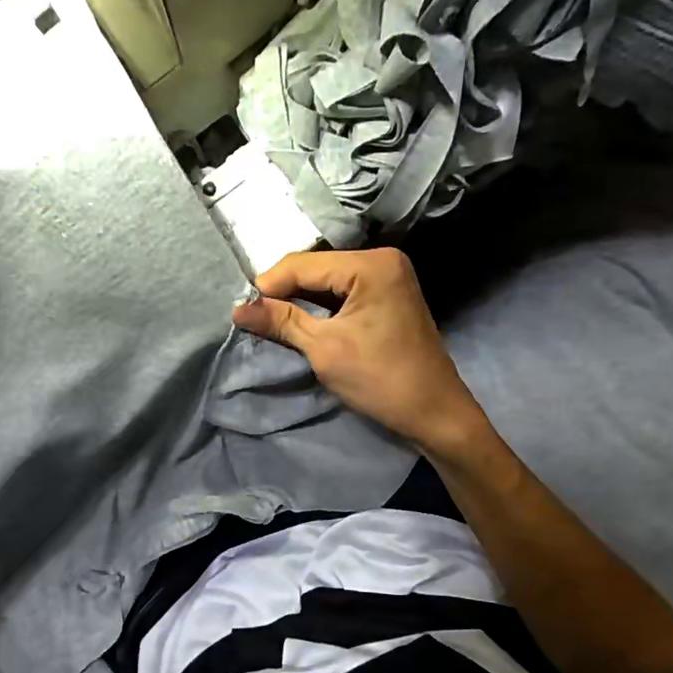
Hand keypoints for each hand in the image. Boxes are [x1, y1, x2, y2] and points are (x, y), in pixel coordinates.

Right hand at [232, 249, 488, 453]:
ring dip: (301, 300)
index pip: (304, 265)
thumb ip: (281, 322)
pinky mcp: (390, 295)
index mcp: (371, 264)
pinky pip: (346, 292)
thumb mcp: (324, 349)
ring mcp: (390, 277)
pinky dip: (323, 307)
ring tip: (271, 321)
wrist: (435, 412)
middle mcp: (383, 259)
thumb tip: (237, 309)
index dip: (268, 286)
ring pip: (329, 281)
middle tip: (253, 316)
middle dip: (284, 292)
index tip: (240, 310)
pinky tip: (301, 321)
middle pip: (316, 268)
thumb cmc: (380, 380)